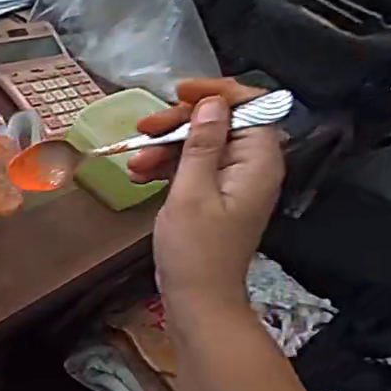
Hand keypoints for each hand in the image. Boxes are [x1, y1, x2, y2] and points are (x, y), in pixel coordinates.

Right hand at [129, 78, 285, 314]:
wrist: (197, 298)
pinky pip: (193, 169)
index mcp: (257, 161)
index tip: (179, 92)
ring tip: (133, 161)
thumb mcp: (191, 193)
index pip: (250, 106)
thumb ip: (202, 145)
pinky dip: (167, 168)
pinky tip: (139, 175)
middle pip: (221, 124)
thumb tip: (212, 104)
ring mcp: (233, 184)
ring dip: (166, 148)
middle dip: (180, 123)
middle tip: (143, 129)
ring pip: (201, 147)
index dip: (216, 93)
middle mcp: (251, 167)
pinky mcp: (214, 198)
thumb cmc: (195, 250)